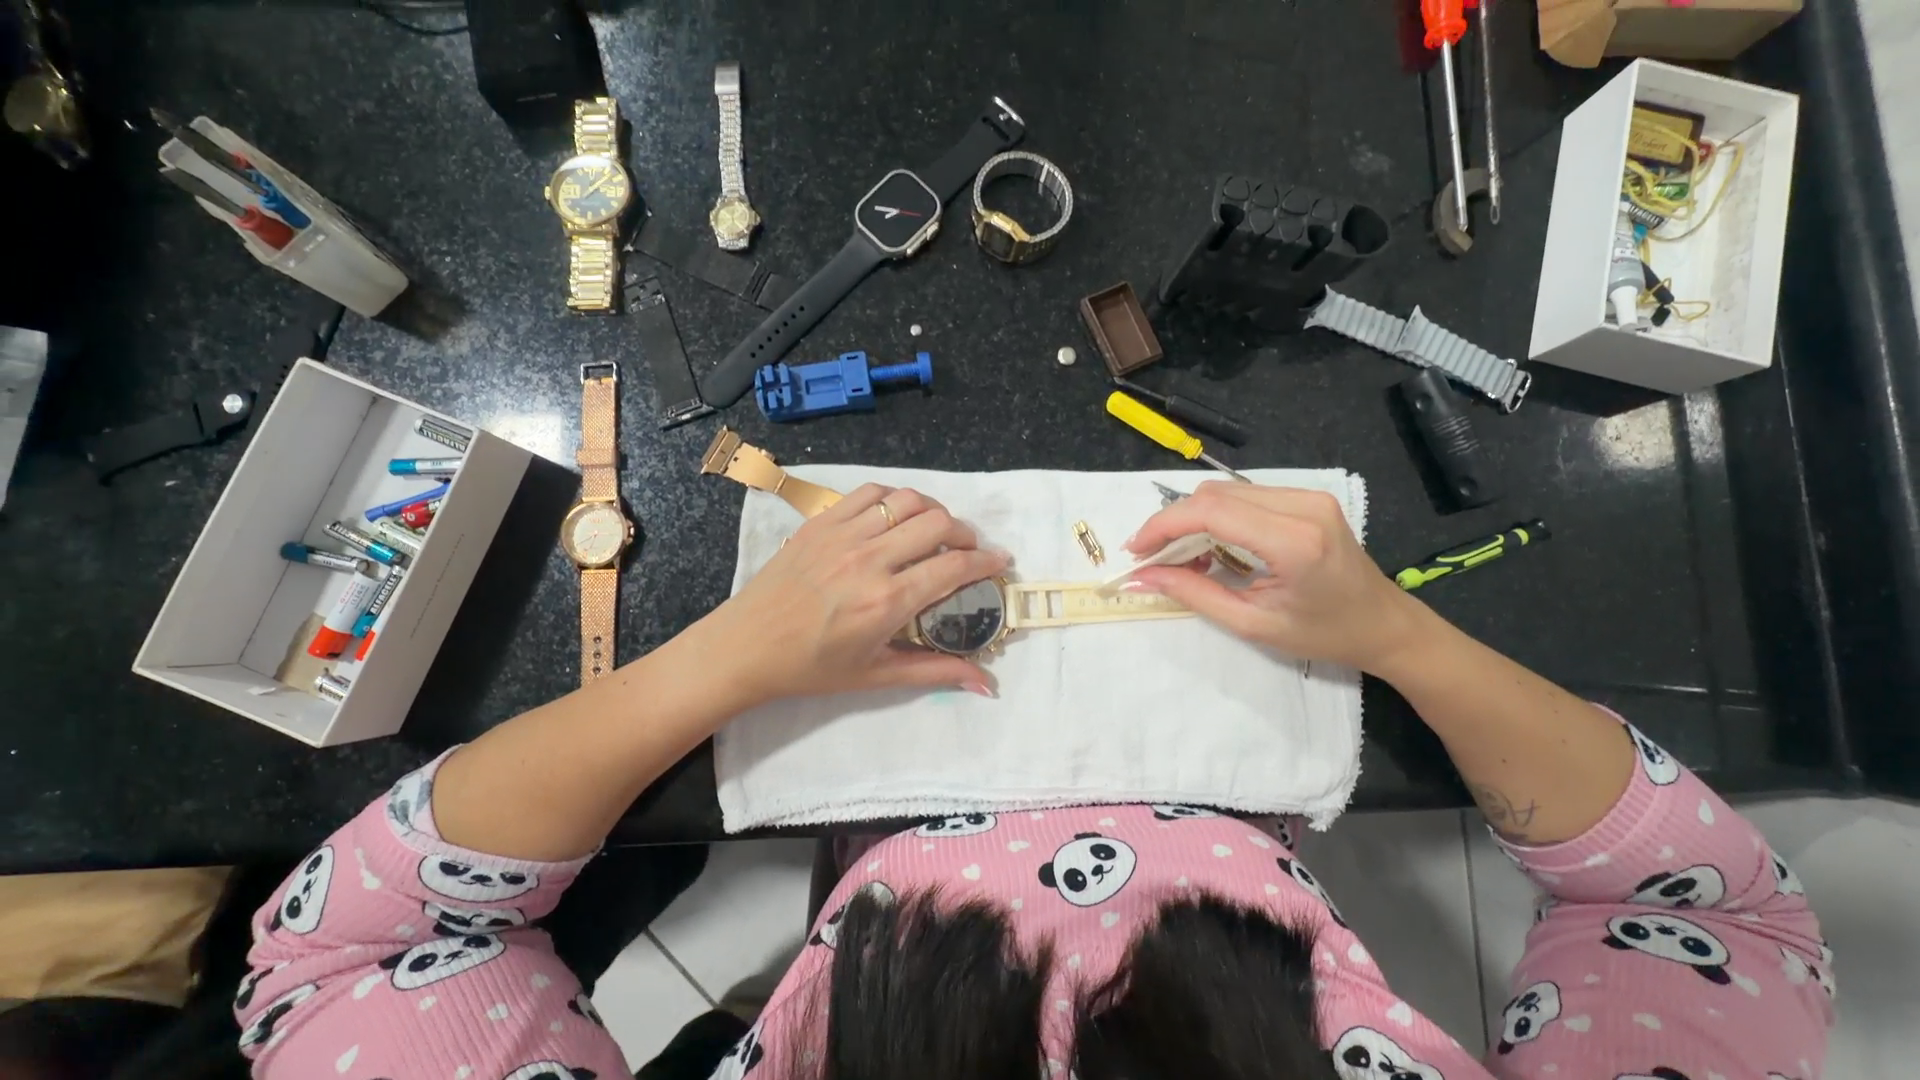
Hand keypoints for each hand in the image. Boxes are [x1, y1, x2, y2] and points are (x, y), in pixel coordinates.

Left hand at [691, 484, 1008, 705]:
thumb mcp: (876, 675)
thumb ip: (935, 671)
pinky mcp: (821, 522)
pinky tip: (897, 516)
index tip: (1000, 562)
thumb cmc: (811, 668)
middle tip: (969, 549)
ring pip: (907, 500)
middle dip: (966, 533)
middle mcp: (869, 560)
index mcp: (886, 602)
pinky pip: (870, 493)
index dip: (986, 562)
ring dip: (933, 511)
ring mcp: (843, 535)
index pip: (953, 568)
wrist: (746, 646)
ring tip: (937, 529)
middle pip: (938, 524)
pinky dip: (894, 498)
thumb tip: (987, 684)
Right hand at [1123, 483, 1426, 672]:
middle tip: (1154, 559)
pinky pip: (1246, 496)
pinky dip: (1217, 517)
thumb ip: (1194, 595)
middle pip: (1213, 494)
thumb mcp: (1253, 624)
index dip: (1163, 525)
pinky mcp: (1308, 497)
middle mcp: (1302, 506)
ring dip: (1193, 519)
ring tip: (1183, 558)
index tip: (1136, 552)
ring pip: (1226, 491)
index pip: (1211, 511)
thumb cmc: (1324, 635)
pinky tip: (1213, 547)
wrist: (1385, 624)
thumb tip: (1143, 578)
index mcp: (1294, 541)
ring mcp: (1308, 496)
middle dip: (1173, 523)